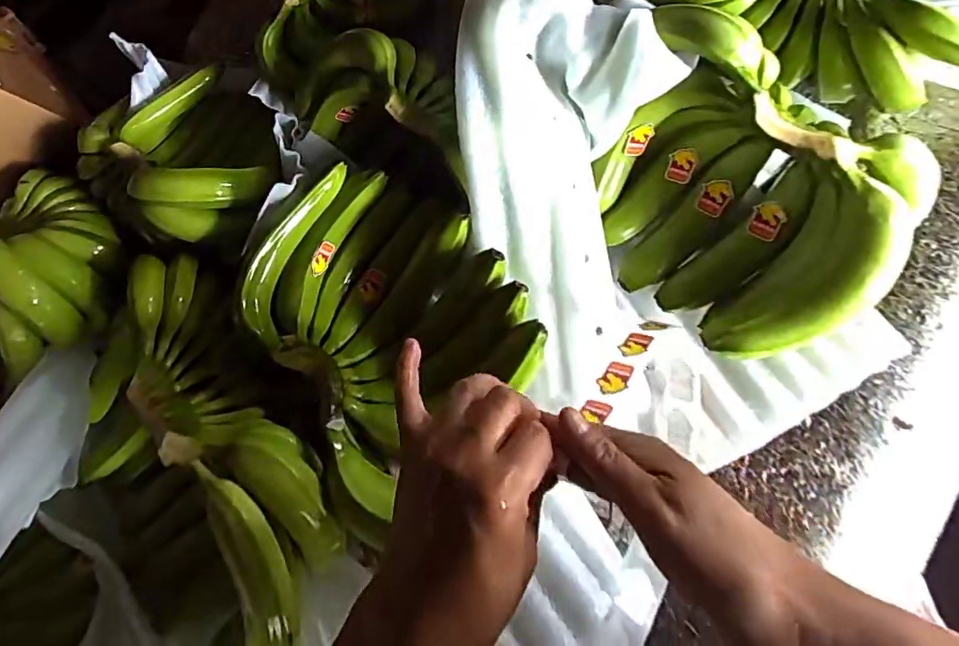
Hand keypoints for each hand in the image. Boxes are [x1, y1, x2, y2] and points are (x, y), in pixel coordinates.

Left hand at [336, 340, 556, 645]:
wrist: (417, 614)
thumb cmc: (480, 594)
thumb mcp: (526, 548)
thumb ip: (535, 491)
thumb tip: (545, 455)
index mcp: (499, 485)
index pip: (539, 434)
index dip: (551, 445)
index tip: (551, 459)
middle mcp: (465, 453)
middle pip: (508, 401)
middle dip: (526, 416)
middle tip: (526, 440)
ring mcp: (433, 445)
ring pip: (470, 388)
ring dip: (491, 395)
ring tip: (499, 414)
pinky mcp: (409, 447)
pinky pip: (407, 397)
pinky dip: (408, 370)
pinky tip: (413, 344)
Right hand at [543, 408, 958, 645]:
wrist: (780, 607)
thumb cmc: (714, 553)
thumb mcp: (654, 508)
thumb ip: (610, 465)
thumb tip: (568, 414)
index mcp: (648, 452)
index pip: (589, 429)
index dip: (554, 427)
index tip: (512, 429)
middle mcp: (652, 462)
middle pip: (597, 444)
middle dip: (560, 442)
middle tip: (514, 451)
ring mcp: (661, 490)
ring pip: (606, 465)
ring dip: (575, 463)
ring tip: (536, 466)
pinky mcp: (666, 516)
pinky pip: (619, 488)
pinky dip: (594, 484)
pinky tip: (582, 491)